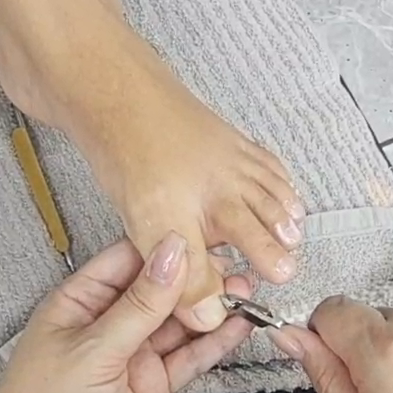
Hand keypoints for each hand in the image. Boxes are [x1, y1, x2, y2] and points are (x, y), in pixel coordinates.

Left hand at [0, 27, 303, 333]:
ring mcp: (214, 144)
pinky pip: (243, 150)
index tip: (280, 282)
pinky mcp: (196, 125)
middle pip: (261, 207)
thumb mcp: (154, 221)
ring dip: (276, 201)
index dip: (265, 263)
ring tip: (293, 219)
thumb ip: (185, 274)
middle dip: (277, 234)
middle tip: (292, 255)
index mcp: (219, 198)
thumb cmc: (125, 142)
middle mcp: (225, 172)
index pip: (251, 241)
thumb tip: (212, 319)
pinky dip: (261, 164)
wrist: (99, 73)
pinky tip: (258, 166)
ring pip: (258, 178)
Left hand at [0, 234, 256, 392]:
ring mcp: (131, 355)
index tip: (213, 233)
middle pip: (159, 289)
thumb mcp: (94, 352)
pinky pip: (186, 359)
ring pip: (178, 323)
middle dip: (199, 278)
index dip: (170, 245)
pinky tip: (240, 327)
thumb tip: (172, 247)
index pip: (130, 258)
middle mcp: (108, 322)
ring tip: (252, 291)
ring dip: (211, 309)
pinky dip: (213, 345)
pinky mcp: (150, 387)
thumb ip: (140, 304)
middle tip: (243, 266)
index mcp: (80, 301)